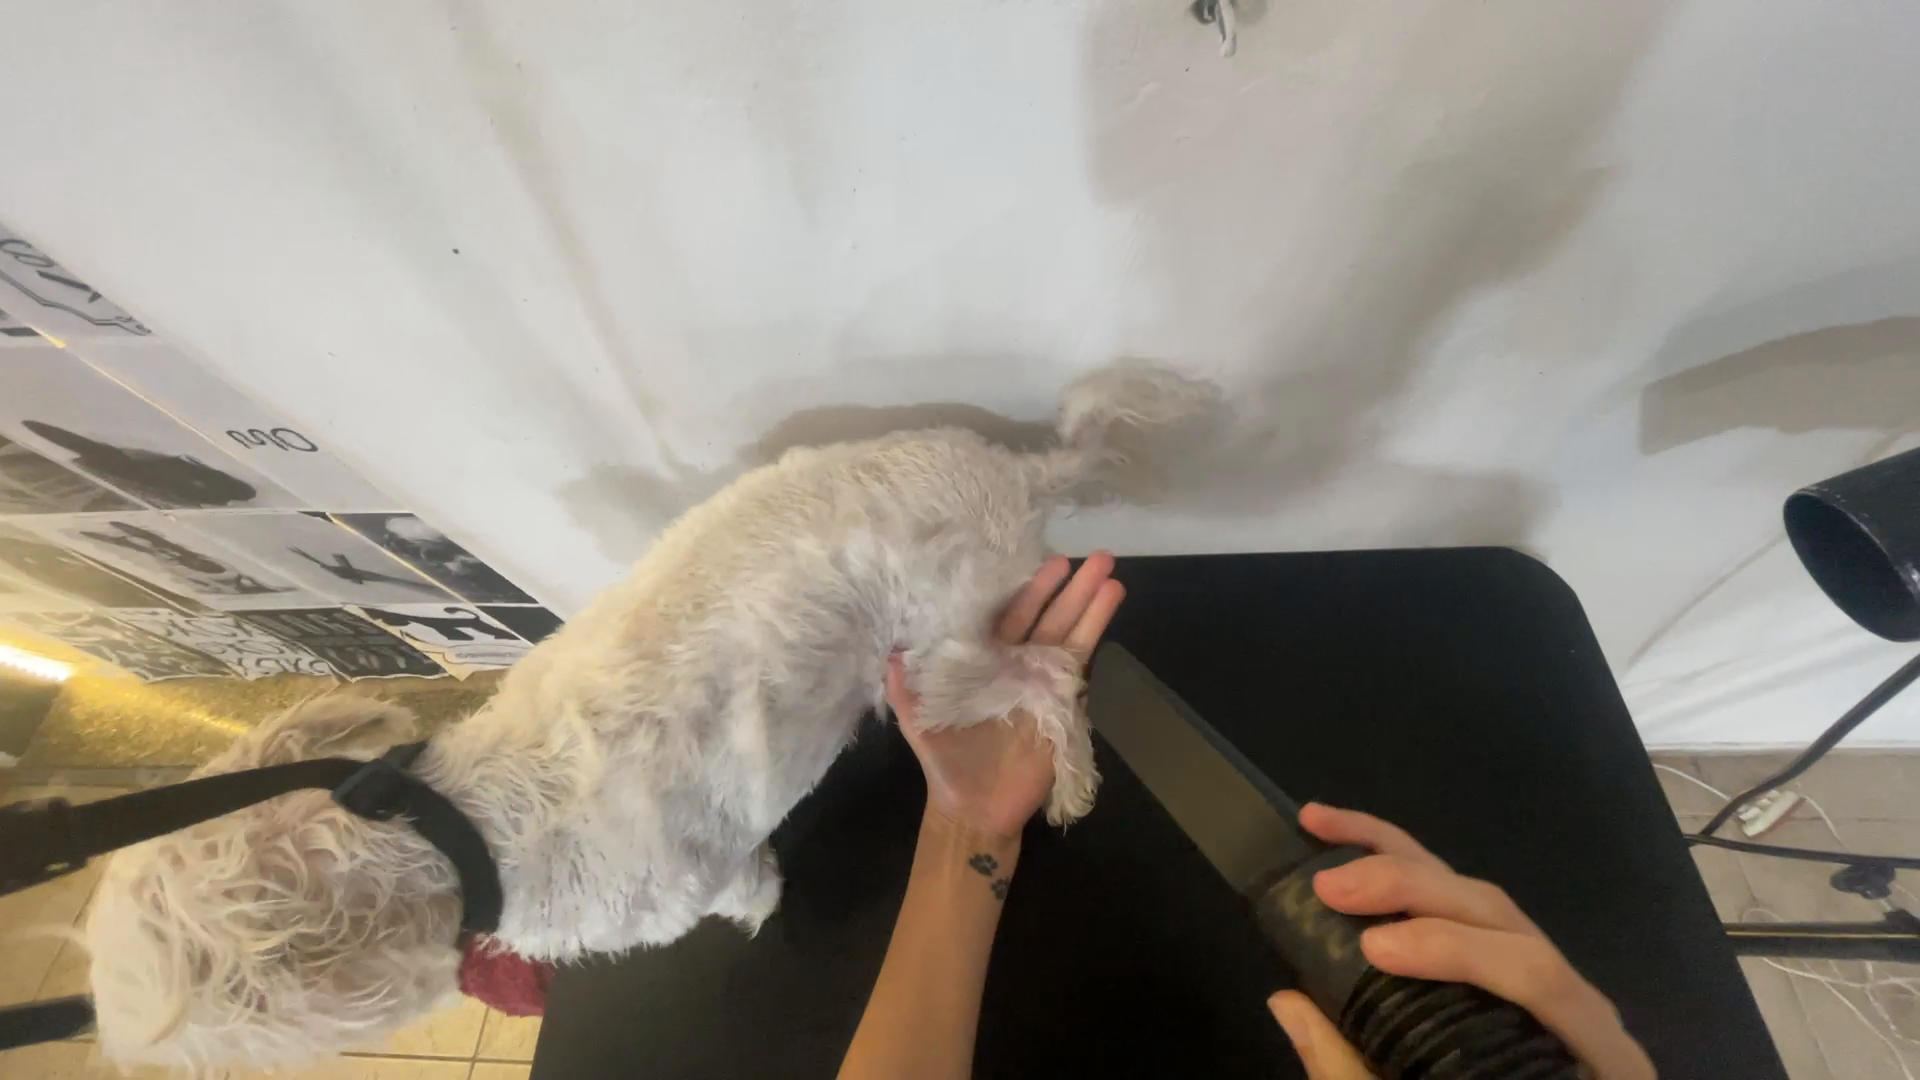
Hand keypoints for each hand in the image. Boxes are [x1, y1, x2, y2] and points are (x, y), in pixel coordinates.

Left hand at [886, 552, 1123, 838]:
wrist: (971, 807)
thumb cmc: (944, 758)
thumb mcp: (916, 715)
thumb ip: (904, 681)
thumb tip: (892, 644)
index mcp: (986, 660)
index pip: (1011, 614)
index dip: (1030, 589)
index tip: (1049, 561)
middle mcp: (1019, 665)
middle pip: (1050, 618)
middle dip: (1072, 589)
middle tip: (1097, 557)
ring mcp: (1044, 684)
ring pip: (1071, 638)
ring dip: (1092, 608)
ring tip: (1113, 579)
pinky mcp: (1062, 708)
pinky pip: (1080, 671)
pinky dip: (1095, 643)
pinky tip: (1110, 619)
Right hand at [1266, 804, 1655, 1079]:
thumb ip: (1357, 1075)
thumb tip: (1286, 1003)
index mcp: (1594, 1055)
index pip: (1535, 977)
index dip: (1454, 951)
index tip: (1372, 950)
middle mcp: (1571, 999)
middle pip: (1494, 912)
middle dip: (1407, 888)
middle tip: (1327, 887)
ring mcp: (1529, 966)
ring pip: (1465, 887)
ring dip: (1389, 851)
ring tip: (1319, 824)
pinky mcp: (1487, 950)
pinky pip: (1444, 893)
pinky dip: (1390, 857)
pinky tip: (1338, 837)